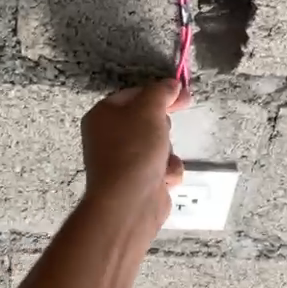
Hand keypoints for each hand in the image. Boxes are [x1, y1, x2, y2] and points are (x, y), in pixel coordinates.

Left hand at [79, 79, 187, 231]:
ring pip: (158, 145)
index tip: (184, 96)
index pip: (134, 94)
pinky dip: (166, 172)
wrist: (129, 203)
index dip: (160, 93)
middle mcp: (108, 136)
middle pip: (147, 120)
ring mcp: (123, 161)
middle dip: (163, 127)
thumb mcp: (149, 109)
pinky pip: (161, 168)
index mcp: (102, 115)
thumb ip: (161, 92)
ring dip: (168, 152)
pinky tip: (163, 179)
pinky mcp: (137, 181)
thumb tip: (172, 84)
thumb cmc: (134, 148)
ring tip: (161, 161)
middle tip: (164, 132)